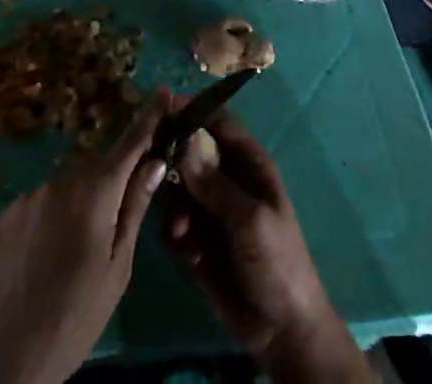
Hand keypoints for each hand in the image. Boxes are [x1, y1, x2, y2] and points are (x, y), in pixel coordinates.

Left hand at [0, 103, 167, 383]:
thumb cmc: (72, 318)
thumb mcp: (117, 267)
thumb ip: (134, 207)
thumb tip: (154, 162)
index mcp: (93, 193)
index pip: (130, 143)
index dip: (149, 116)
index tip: (164, 91)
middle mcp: (58, 183)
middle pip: (98, 172)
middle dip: (111, 188)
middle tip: (111, 233)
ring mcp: (25, 200)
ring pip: (67, 191)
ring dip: (78, 209)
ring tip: (71, 260)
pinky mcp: (0, 219)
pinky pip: (38, 208)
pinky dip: (49, 223)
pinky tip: (43, 264)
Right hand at [161, 114, 358, 371]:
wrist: (281, 327)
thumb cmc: (276, 261)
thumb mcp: (249, 220)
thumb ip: (214, 185)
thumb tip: (184, 145)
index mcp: (251, 166)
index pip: (220, 125)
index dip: (194, 112)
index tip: (162, 105)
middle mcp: (229, 182)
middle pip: (192, 155)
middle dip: (172, 163)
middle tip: (150, 173)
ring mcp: (213, 212)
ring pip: (178, 191)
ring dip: (174, 210)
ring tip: (182, 235)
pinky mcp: (198, 242)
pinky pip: (174, 226)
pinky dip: (176, 237)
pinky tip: (188, 256)